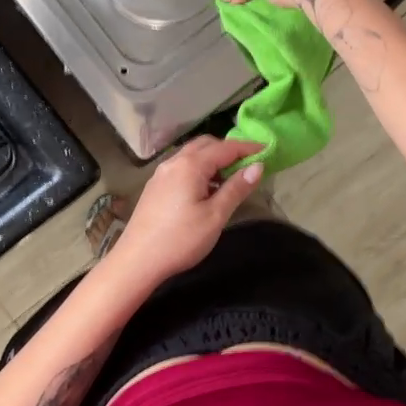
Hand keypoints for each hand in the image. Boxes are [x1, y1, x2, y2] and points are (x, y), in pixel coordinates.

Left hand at [104, 137, 263, 287]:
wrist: (138, 260)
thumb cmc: (181, 239)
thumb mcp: (215, 215)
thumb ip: (236, 188)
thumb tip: (257, 167)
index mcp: (190, 165)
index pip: (225, 147)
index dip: (248, 148)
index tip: (268, 151)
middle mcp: (174, 162)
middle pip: (206, 145)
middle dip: (229, 150)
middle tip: (248, 164)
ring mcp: (161, 174)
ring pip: (191, 156)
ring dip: (213, 160)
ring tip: (231, 179)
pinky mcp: (154, 187)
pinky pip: (181, 167)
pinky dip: (198, 169)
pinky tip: (206, 189)